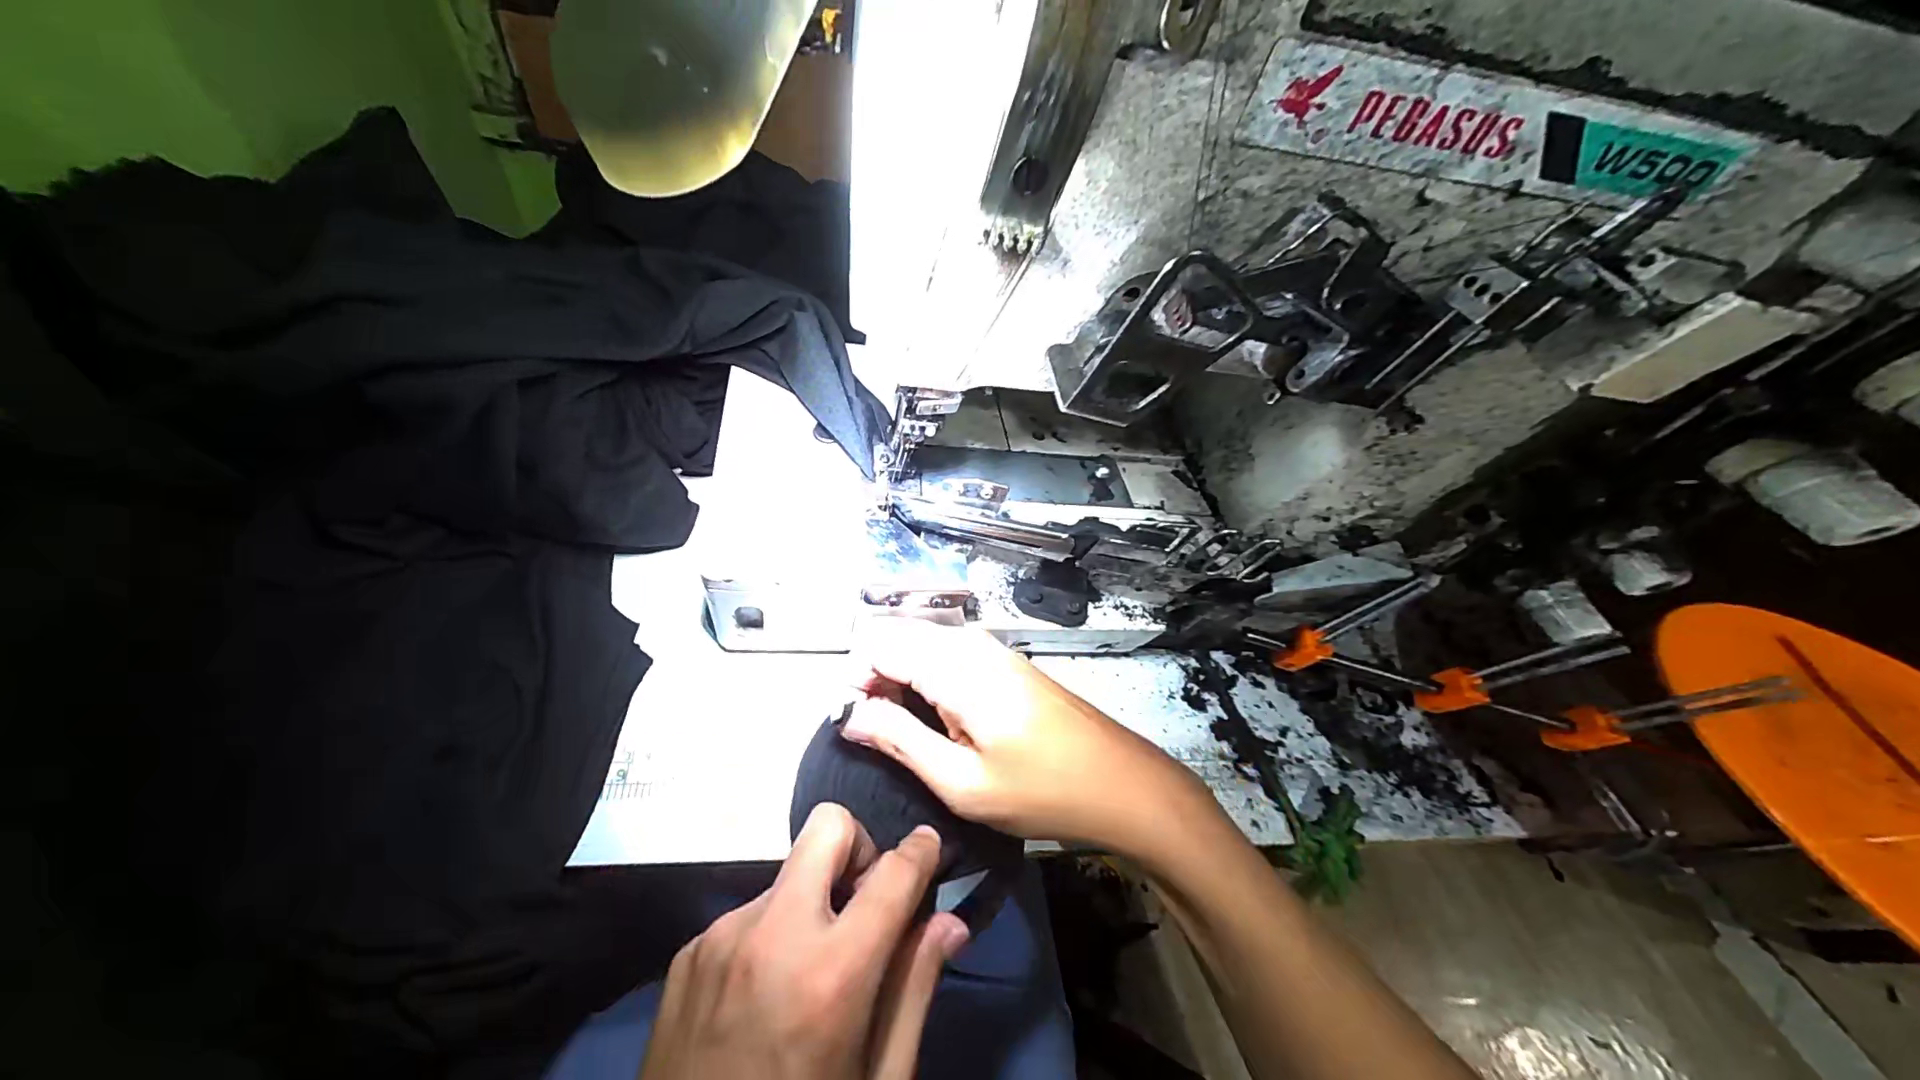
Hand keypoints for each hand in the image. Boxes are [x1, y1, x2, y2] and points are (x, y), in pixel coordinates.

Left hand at [640, 804, 969, 1079]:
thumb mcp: (877, 1079)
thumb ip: (914, 990)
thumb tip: (947, 921)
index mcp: (831, 975)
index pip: (892, 874)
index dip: (921, 851)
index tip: (929, 848)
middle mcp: (772, 936)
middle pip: (828, 827)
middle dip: (858, 848)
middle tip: (864, 900)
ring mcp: (721, 937)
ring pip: (789, 875)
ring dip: (812, 902)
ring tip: (805, 972)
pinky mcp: (687, 951)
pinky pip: (750, 914)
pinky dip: (772, 933)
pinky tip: (762, 993)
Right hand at [843, 621, 1212, 856]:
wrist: (1121, 784)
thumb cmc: (1041, 790)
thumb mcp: (962, 782)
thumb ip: (899, 740)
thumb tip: (849, 715)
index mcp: (957, 667)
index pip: (878, 644)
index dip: (856, 681)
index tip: (856, 724)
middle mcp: (972, 643)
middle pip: (898, 637)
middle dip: (875, 678)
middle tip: (881, 734)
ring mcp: (992, 648)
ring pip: (921, 644)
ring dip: (901, 680)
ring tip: (910, 733)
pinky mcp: (1005, 661)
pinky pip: (948, 654)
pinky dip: (929, 679)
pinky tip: (941, 721)